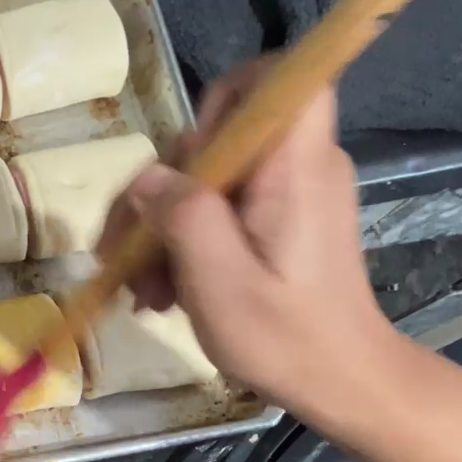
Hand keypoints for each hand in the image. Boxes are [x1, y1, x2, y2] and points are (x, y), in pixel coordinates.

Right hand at [97, 59, 402, 411]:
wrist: (337, 378)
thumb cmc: (281, 335)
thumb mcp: (218, 281)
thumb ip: (183, 217)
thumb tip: (145, 178)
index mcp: (293, 169)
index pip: (275, 83)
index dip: (220, 106)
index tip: (181, 167)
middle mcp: (297, 168)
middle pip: (216, 146)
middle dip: (160, 198)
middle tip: (125, 261)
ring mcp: (288, 196)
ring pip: (206, 185)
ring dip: (161, 235)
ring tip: (145, 294)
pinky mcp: (279, 224)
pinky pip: (219, 214)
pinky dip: (183, 248)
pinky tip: (164, 294)